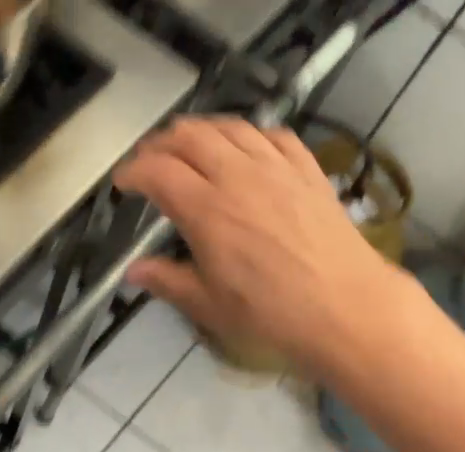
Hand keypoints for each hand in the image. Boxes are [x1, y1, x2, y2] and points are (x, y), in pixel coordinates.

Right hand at [113, 116, 411, 378]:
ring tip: (189, 145)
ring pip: (230, 127)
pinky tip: (244, 148)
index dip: (133, 172)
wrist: (341, 304)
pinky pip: (272, 134)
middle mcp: (237, 175)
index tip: (123, 183)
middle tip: (149, 160)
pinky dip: (248, 135)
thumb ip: (167, 281)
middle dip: (161, 143)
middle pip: (190, 137)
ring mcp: (276, 166)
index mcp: (205, 209)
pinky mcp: (307, 168)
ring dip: (201, 131)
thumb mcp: (207, 304)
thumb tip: (133, 272)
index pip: (158, 172)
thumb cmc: (268, 312)